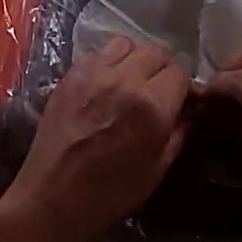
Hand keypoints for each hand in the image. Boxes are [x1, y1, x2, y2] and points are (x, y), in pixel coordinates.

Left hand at [0, 36, 190, 241]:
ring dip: (136, 58)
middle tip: (158, 88)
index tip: (179, 100)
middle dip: (163, 68)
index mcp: (152, 106)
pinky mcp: (72, 73)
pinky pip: (99, 52)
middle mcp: (126, 80)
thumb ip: (178, 133)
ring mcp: (95, 73)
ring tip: (131, 79)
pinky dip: (110, 61)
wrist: (53, 198)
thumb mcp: (158, 169)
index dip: (182, 87)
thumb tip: (188, 112)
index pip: (180, 73)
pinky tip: (106, 82)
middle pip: (157, 51)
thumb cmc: (111, 192)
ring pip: (128, 44)